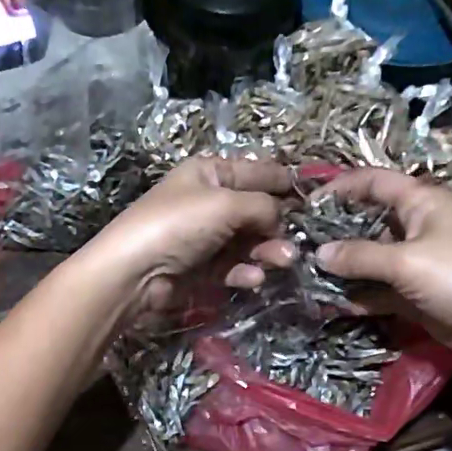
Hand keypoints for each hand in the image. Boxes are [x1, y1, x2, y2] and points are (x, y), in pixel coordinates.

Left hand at [78, 156, 291, 311]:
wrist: (133, 272)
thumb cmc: (178, 224)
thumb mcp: (227, 203)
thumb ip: (264, 206)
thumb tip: (283, 219)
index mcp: (210, 173)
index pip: (258, 171)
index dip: (286, 183)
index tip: (317, 199)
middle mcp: (208, 202)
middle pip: (256, 211)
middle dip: (279, 225)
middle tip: (299, 242)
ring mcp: (204, 237)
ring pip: (248, 242)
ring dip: (268, 251)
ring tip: (283, 261)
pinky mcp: (200, 269)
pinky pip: (233, 267)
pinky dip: (245, 271)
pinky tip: (254, 278)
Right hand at [232, 168, 451, 365]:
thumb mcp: (407, 261)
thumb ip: (359, 256)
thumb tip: (318, 253)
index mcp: (420, 202)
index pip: (373, 182)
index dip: (339, 188)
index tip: (304, 206)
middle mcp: (415, 227)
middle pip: (364, 223)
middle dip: (331, 235)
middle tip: (293, 249)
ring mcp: (413, 264)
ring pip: (366, 261)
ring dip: (339, 272)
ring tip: (302, 281)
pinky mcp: (413, 295)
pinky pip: (375, 291)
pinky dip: (354, 297)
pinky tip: (327, 306)